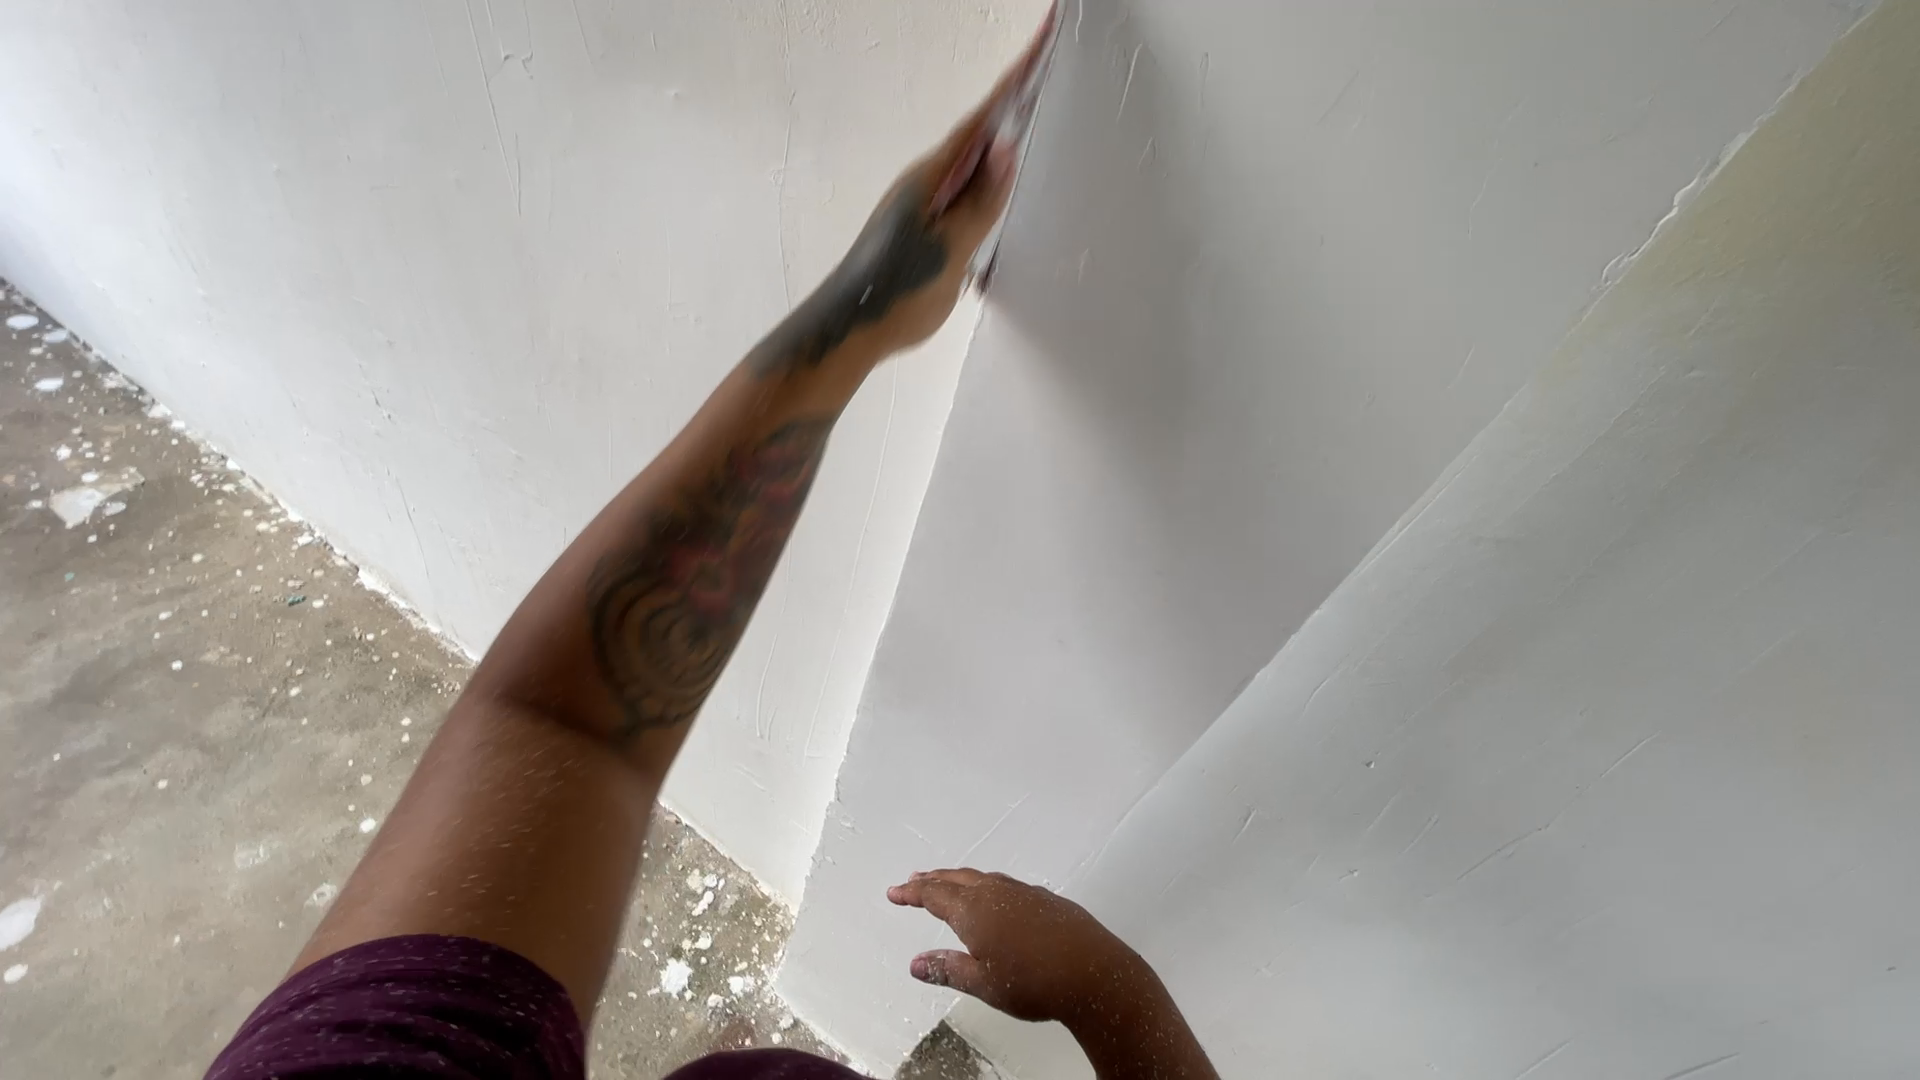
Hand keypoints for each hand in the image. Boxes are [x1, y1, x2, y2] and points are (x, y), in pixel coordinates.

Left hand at [796, 13, 1056, 360]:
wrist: (851, 328)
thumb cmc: (899, 291)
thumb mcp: (947, 248)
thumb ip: (978, 202)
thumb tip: (1006, 147)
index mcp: (931, 178)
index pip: (982, 121)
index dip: (1014, 81)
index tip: (1043, 38)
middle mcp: (924, 183)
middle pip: (976, 134)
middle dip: (1010, 99)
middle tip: (1044, 64)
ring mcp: (920, 206)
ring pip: (967, 163)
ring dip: (997, 137)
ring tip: (1026, 111)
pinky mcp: (919, 229)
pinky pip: (960, 189)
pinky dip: (983, 174)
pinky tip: (992, 183)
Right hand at [887, 869, 1148, 1025]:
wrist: (1092, 972)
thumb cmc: (1033, 982)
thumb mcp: (983, 983)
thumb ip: (948, 969)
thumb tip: (915, 963)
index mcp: (974, 911)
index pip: (935, 895)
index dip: (912, 892)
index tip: (894, 891)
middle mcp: (995, 893)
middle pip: (956, 880)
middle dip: (933, 880)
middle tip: (914, 880)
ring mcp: (1021, 892)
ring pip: (981, 878)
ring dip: (958, 879)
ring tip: (946, 882)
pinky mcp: (1042, 898)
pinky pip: (1002, 883)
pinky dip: (984, 884)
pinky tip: (991, 896)